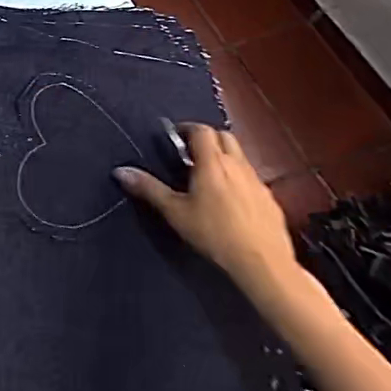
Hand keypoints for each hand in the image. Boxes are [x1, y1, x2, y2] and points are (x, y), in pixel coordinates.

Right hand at [116, 125, 334, 326]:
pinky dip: (238, 179)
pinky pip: (251, 178)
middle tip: (191, 153)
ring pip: (239, 156)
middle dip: (207, 138)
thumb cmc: (214, 234)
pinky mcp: (270, 199)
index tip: (175, 137)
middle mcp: (237, 164)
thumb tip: (120, 171)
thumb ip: (149, 189)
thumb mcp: (175, 213)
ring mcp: (257, 181)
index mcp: (212, 162)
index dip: (187, 128)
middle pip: (223, 136)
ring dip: (224, 157)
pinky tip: (231, 202)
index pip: (201, 130)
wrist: (263, 263)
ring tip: (209, 177)